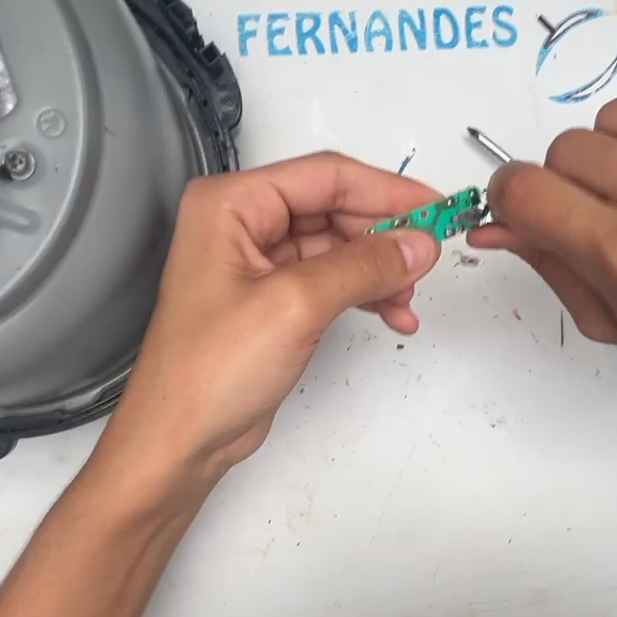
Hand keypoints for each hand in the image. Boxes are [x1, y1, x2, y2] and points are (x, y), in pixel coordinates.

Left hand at [99, 153, 441, 486]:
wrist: (181, 439)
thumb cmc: (207, 373)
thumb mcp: (295, 306)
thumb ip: (363, 267)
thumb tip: (416, 244)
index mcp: (231, 205)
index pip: (325, 177)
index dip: (387, 191)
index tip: (434, 209)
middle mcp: (242, 227)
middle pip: (335, 211)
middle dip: (384, 238)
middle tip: (429, 259)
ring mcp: (259, 267)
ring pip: (339, 250)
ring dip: (380, 272)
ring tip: (407, 300)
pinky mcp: (274, 303)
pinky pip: (333, 283)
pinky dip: (365, 296)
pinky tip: (392, 315)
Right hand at [468, 92, 616, 373]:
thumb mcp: (616, 319)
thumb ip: (548, 266)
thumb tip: (496, 226)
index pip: (524, 189)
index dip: (509, 197)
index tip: (522, 208)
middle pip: (560, 150)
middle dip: (563, 183)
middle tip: (599, 217)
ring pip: (602, 119)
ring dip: (606, 154)